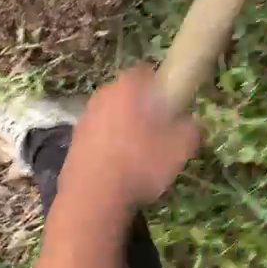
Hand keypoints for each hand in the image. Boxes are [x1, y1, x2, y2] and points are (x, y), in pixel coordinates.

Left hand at [61, 66, 200, 210]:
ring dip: (124, 126)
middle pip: (128, 93)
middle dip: (142, 106)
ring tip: (138, 153)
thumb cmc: (141, 164)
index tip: (171, 106)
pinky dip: (108, 143)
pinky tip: (118, 165)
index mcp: (128, 86)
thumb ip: (192, 128)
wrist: (93, 195)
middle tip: (159, 131)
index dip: (161, 86)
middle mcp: (103, 94)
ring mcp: (85, 115)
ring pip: (112, 113)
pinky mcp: (74, 138)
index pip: (147, 72)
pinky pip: (99, 133)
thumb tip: (192, 122)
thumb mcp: (181, 148)